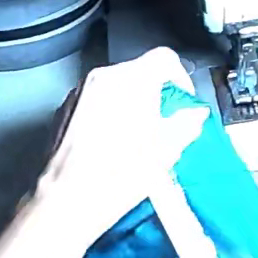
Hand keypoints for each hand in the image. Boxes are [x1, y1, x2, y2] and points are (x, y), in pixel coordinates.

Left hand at [36, 47, 208, 243]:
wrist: (66, 200)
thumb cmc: (119, 176)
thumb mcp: (166, 151)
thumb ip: (186, 123)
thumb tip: (194, 114)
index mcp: (133, 80)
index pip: (165, 58)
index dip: (180, 79)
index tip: (182, 102)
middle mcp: (103, 76)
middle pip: (139, 71)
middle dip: (155, 93)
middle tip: (163, 123)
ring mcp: (80, 90)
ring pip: (116, 86)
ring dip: (131, 103)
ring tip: (136, 137)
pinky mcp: (64, 108)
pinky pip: (95, 99)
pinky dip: (108, 112)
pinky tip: (110, 143)